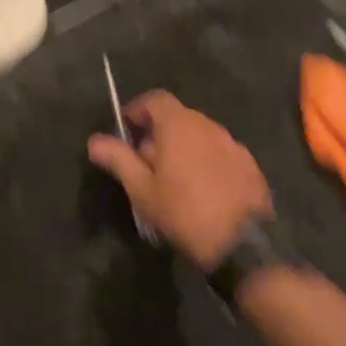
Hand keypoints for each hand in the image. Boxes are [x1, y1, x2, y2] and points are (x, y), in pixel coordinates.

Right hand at [88, 91, 271, 269]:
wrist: (245, 246)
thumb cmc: (184, 212)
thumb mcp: (142, 189)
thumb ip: (119, 159)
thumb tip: (95, 140)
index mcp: (179, 127)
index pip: (155, 99)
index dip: (137, 109)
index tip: (126, 130)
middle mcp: (209, 127)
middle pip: (178, 116)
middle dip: (158, 132)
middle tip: (144, 161)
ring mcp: (234, 146)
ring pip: (200, 135)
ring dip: (183, 146)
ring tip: (173, 177)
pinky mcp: (251, 167)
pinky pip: (220, 152)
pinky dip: (205, 160)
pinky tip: (201, 188)